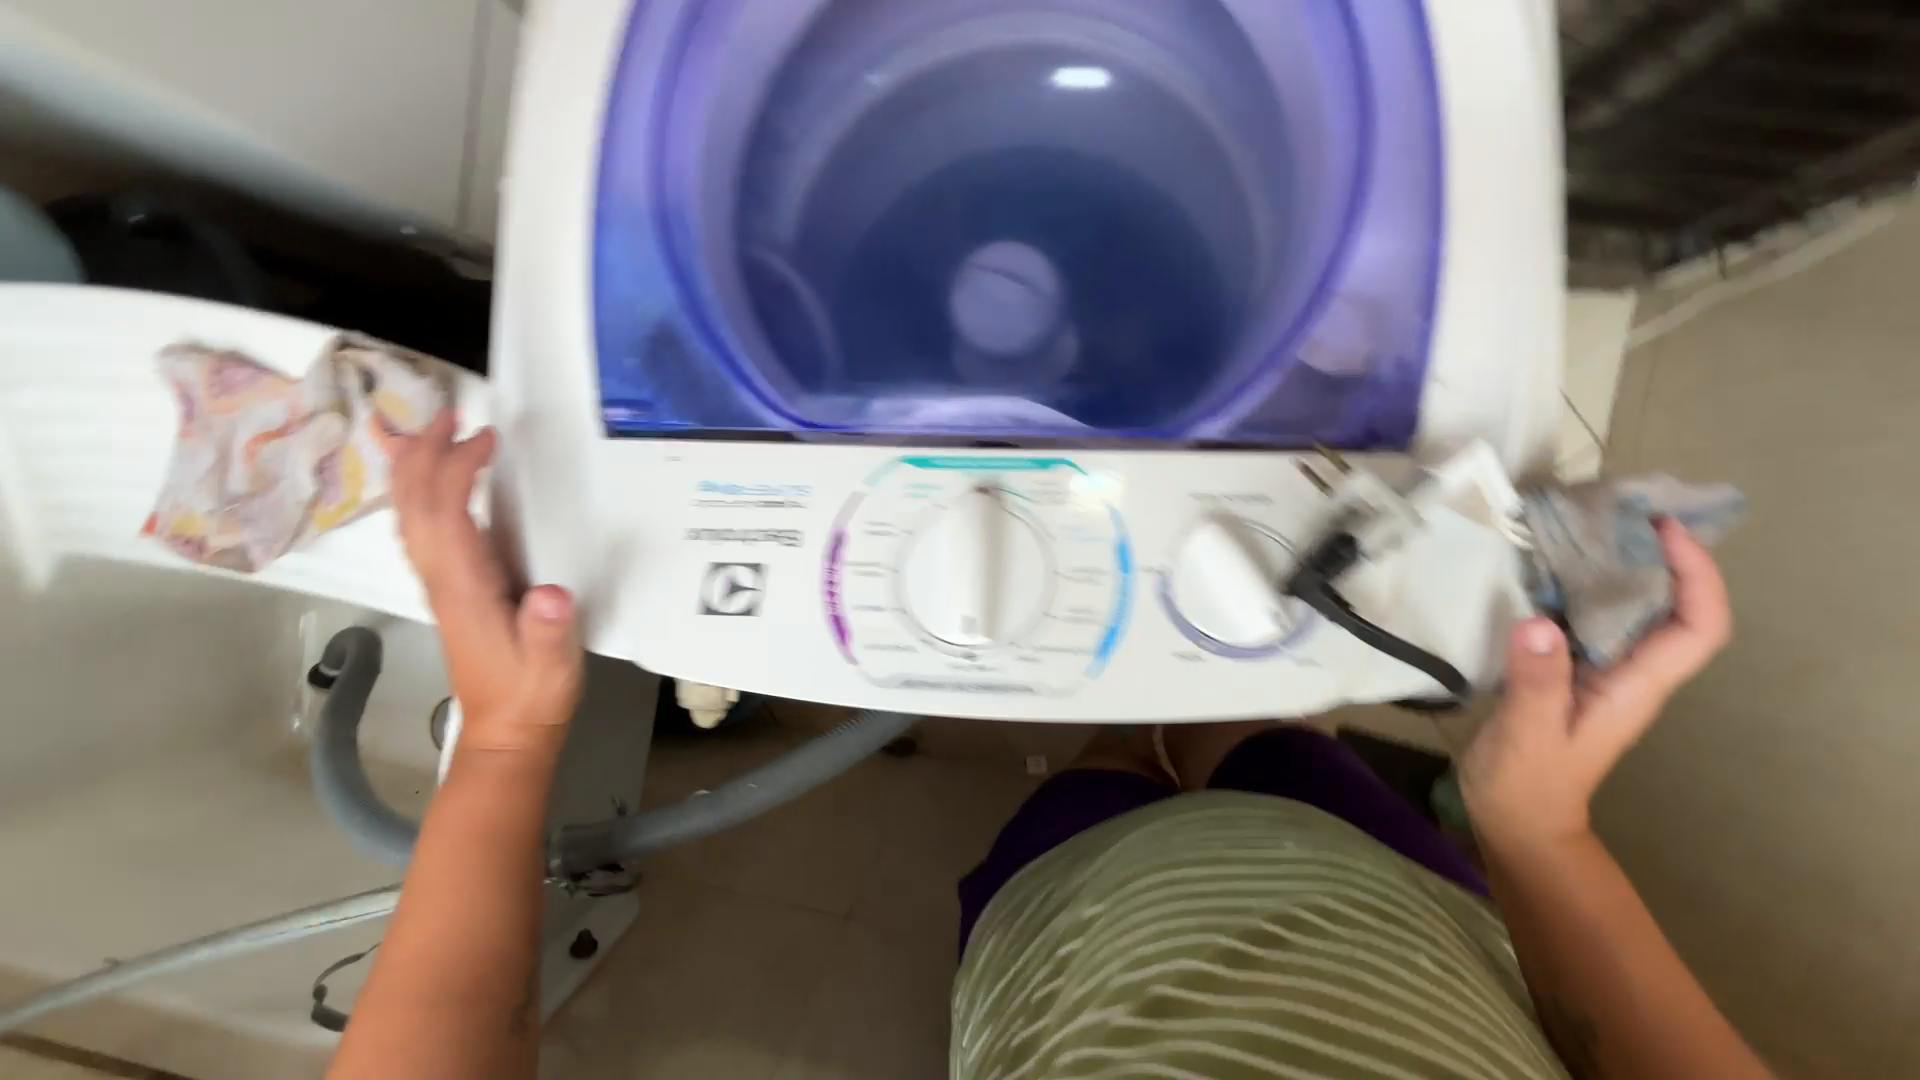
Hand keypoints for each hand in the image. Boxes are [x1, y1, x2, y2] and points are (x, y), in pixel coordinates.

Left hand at [385, 411, 583, 752]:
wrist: (507, 730)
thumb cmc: (531, 695)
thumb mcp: (551, 666)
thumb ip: (548, 630)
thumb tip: (551, 593)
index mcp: (465, 589)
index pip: (447, 516)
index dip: (457, 471)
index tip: (484, 438)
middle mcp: (443, 580)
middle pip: (416, 508)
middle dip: (423, 456)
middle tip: (446, 414)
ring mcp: (442, 584)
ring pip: (411, 517)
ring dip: (413, 471)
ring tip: (425, 432)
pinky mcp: (453, 588)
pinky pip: (424, 530)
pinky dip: (421, 497)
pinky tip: (433, 485)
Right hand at [1461, 519, 1731, 850]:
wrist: (1517, 819)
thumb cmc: (1528, 783)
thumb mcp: (1527, 734)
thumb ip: (1536, 682)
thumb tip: (1538, 622)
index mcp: (1635, 687)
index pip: (1696, 626)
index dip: (1696, 575)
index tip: (1661, 529)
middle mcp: (1628, 673)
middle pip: (1672, 608)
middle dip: (1660, 556)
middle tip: (1615, 512)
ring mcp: (1599, 672)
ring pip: (1629, 610)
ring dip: (1617, 567)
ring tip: (1579, 528)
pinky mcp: (1567, 671)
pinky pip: (1586, 620)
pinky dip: (1575, 588)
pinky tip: (1542, 571)